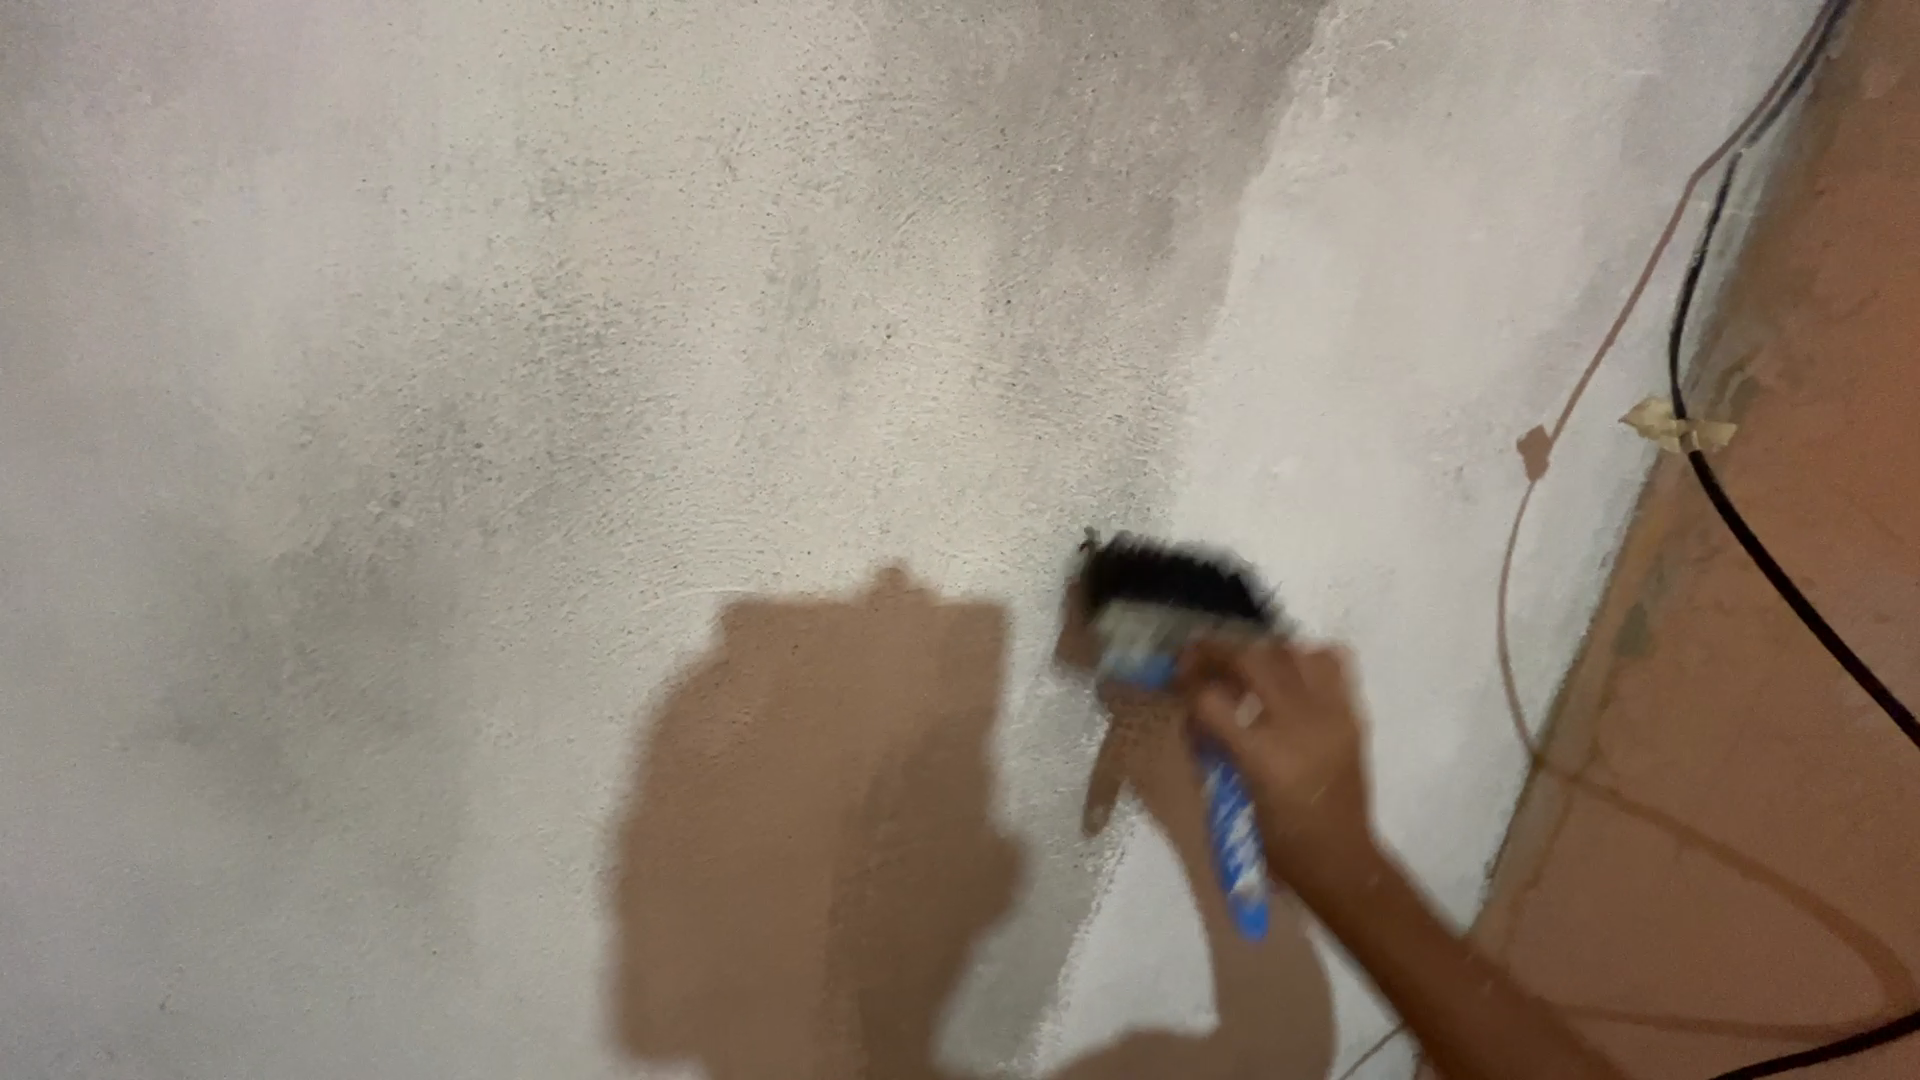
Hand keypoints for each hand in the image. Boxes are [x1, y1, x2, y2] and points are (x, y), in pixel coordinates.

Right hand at [1177, 639, 1377, 891]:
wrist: (1340, 859)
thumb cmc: (1278, 838)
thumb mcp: (1235, 789)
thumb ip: (1216, 741)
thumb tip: (1194, 704)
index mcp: (1264, 757)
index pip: (1211, 699)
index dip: (1187, 684)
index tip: (1175, 680)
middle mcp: (1299, 727)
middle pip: (1251, 660)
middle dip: (1215, 652)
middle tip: (1198, 657)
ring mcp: (1331, 716)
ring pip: (1292, 651)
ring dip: (1261, 651)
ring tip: (1246, 664)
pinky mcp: (1353, 715)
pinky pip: (1333, 661)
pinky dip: (1307, 657)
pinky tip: (1289, 672)